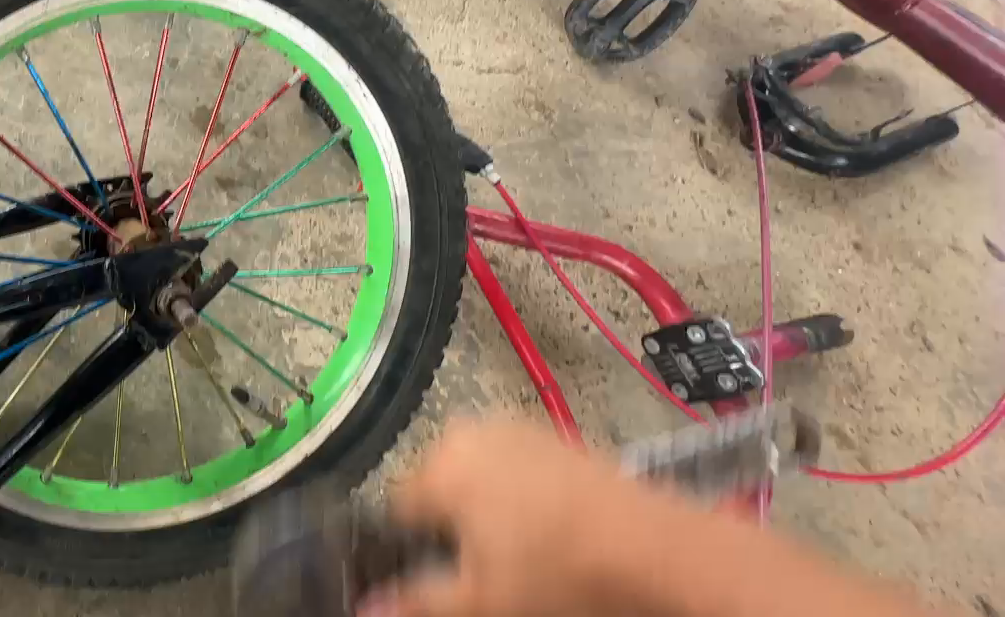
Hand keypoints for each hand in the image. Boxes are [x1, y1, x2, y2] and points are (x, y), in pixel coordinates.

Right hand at [363, 420, 679, 616]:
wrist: (661, 549)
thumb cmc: (562, 576)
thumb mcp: (487, 604)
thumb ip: (420, 602)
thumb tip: (363, 608)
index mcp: (438, 469)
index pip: (397, 507)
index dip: (412, 546)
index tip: (442, 574)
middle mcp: (461, 435)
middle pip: (435, 487)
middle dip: (452, 524)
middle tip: (489, 568)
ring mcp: (506, 428)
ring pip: (472, 473)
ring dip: (483, 505)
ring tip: (523, 547)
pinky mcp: (545, 433)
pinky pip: (508, 463)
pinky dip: (517, 490)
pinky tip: (550, 525)